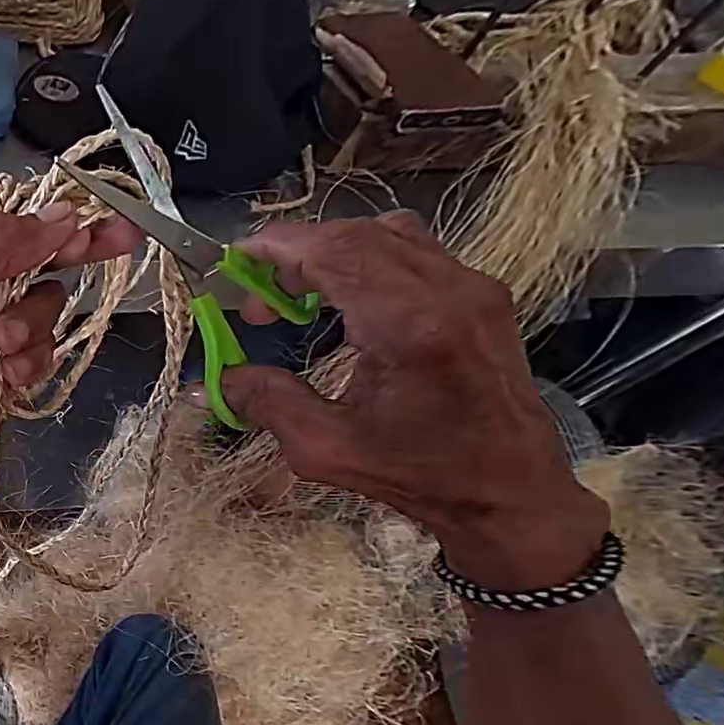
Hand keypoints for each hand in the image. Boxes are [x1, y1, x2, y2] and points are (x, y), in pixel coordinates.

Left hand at [0, 207, 141, 499]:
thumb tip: (61, 218)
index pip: (22, 222)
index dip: (62, 217)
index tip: (99, 215)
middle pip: (49, 260)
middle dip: (81, 252)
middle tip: (122, 239)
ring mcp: (0, 325)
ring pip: (49, 309)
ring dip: (29, 325)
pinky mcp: (10, 366)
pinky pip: (43, 354)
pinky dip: (27, 362)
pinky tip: (4, 371)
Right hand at [219, 211, 609, 590]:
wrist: (508, 489)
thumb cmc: (415, 473)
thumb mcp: (321, 447)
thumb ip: (265, 401)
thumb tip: (215, 380)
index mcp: (410, 324)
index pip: (336, 251)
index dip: (277, 247)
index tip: (234, 261)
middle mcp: (449, 290)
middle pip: (358, 235)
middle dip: (294, 254)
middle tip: (256, 301)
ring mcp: (472, 288)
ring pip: (387, 236)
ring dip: (329, 255)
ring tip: (294, 298)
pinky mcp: (479, 296)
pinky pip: (411, 254)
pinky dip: (361, 264)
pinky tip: (339, 307)